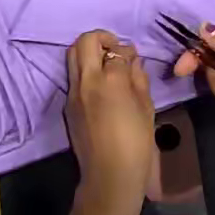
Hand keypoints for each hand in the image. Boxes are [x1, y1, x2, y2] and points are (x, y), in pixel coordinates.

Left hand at [64, 30, 156, 214]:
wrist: (109, 176)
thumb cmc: (136, 144)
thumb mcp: (147, 108)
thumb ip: (138, 79)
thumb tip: (132, 61)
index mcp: (110, 80)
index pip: (116, 51)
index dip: (128, 51)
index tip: (134, 59)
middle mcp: (86, 80)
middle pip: (85, 42)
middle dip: (101, 39)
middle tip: (115, 51)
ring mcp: (72, 92)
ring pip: (72, 55)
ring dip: (89, 53)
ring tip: (106, 67)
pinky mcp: (67, 105)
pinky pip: (73, 77)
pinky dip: (85, 72)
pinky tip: (100, 87)